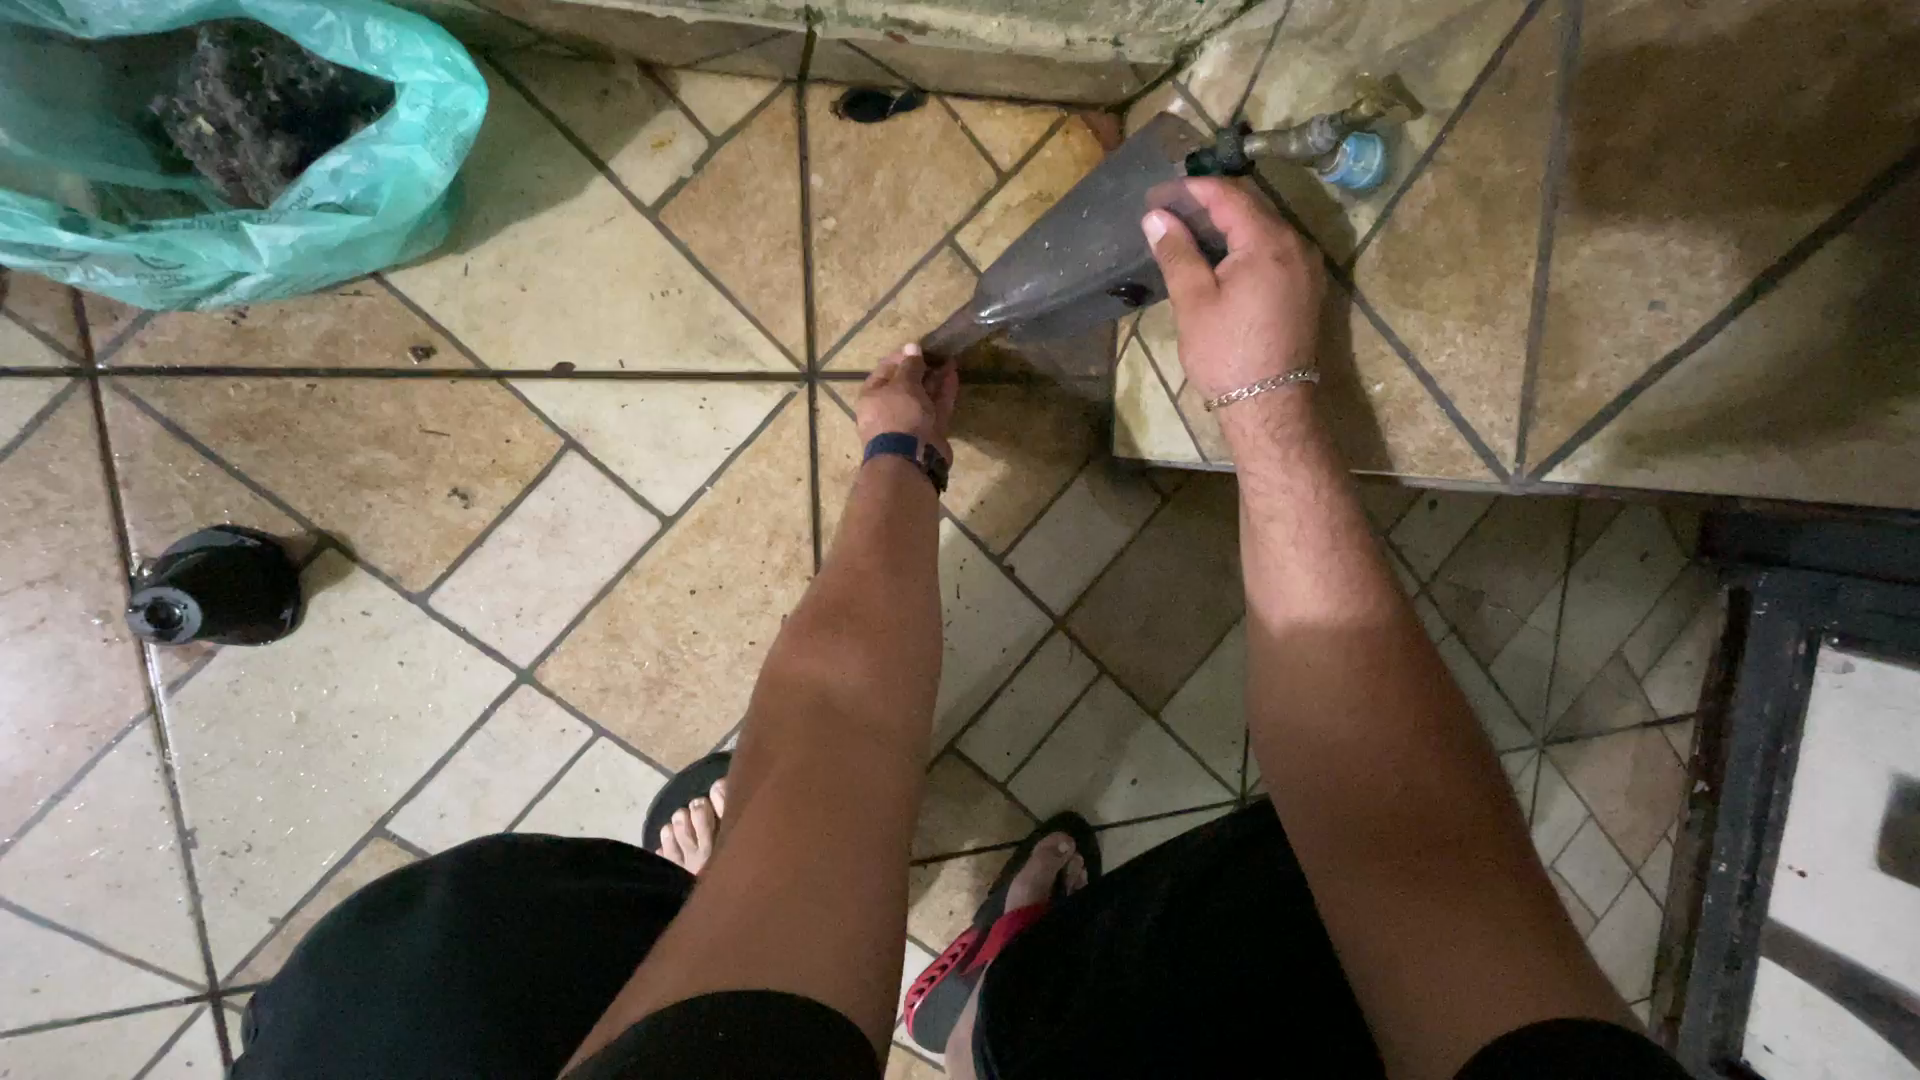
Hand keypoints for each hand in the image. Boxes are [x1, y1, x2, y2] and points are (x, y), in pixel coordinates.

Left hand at [856, 344, 958, 459]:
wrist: (910, 457)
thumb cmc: (899, 415)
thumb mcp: (903, 384)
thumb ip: (910, 365)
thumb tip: (912, 346)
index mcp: (872, 396)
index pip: (885, 370)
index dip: (902, 357)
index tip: (919, 348)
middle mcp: (889, 409)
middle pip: (906, 385)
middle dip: (922, 369)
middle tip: (938, 354)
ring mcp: (909, 422)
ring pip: (923, 397)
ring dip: (936, 379)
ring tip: (949, 361)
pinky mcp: (929, 431)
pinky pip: (936, 408)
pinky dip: (944, 393)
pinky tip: (953, 375)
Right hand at [1141, 178, 1323, 402]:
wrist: (1269, 404)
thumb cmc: (1226, 354)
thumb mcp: (1194, 302)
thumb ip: (1177, 253)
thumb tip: (1156, 217)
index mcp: (1268, 242)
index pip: (1230, 196)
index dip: (1194, 188)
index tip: (1161, 193)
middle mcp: (1297, 244)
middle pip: (1252, 207)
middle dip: (1211, 204)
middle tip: (1171, 211)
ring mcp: (1307, 267)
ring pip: (1265, 229)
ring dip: (1229, 226)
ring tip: (1190, 234)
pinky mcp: (1307, 288)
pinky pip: (1276, 251)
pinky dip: (1247, 246)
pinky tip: (1221, 260)